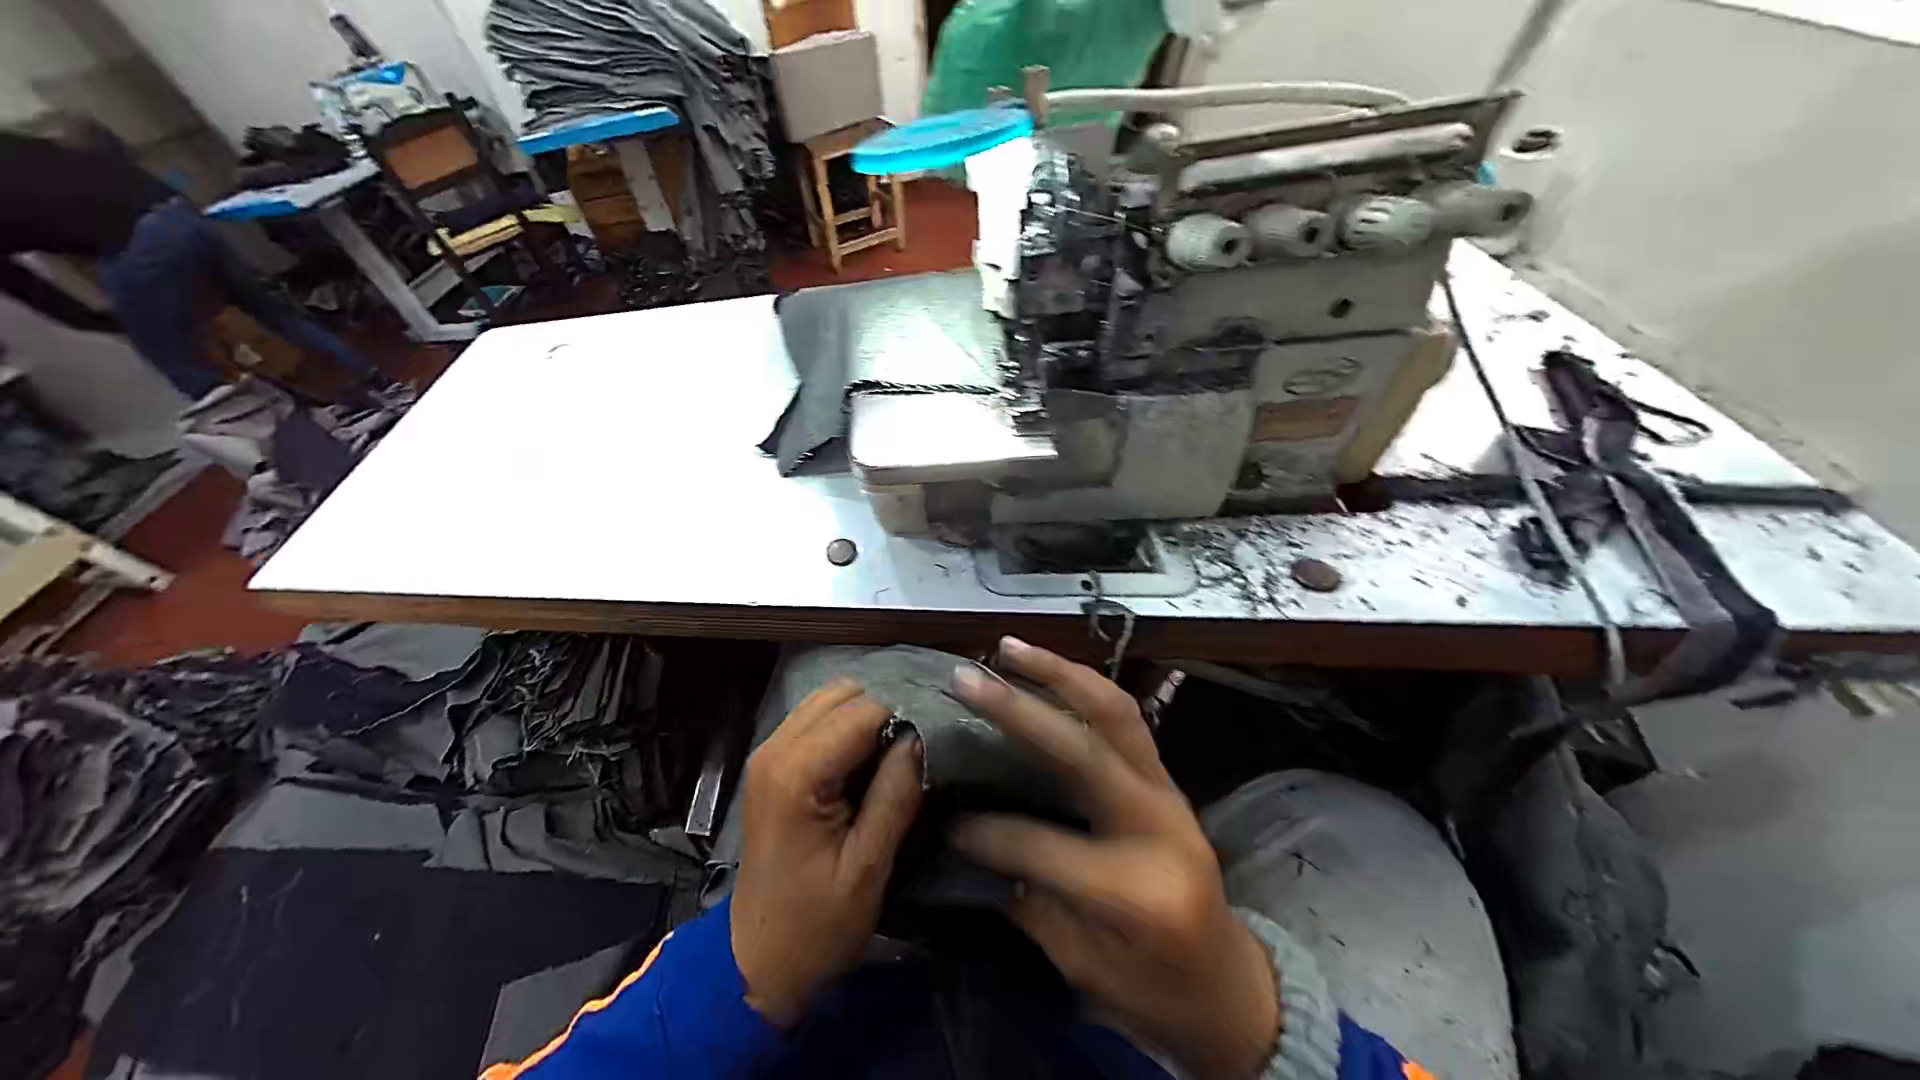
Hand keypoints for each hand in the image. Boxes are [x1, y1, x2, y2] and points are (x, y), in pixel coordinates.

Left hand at [731, 678, 923, 1026]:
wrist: (757, 960)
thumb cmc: (816, 924)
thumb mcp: (868, 868)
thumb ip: (895, 795)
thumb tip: (922, 736)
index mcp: (796, 774)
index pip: (863, 712)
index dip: (904, 719)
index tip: (934, 742)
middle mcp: (775, 748)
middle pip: (844, 693)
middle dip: (885, 709)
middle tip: (917, 745)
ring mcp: (768, 752)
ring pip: (829, 698)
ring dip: (866, 714)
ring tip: (897, 748)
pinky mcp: (772, 762)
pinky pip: (816, 717)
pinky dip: (847, 725)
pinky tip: (870, 755)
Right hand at [953, 639, 1279, 1079]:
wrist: (1232, 989)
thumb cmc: (1156, 994)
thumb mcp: (1084, 967)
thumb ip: (1028, 897)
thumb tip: (966, 836)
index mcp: (1138, 891)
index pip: (1044, 845)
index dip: (986, 833)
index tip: (944, 821)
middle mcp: (1159, 828)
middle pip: (1085, 752)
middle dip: (1019, 711)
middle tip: (967, 678)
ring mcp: (1171, 794)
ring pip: (1117, 712)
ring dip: (1060, 673)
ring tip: (1011, 647)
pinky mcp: (1170, 780)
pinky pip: (1128, 718)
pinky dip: (1085, 687)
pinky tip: (1050, 670)